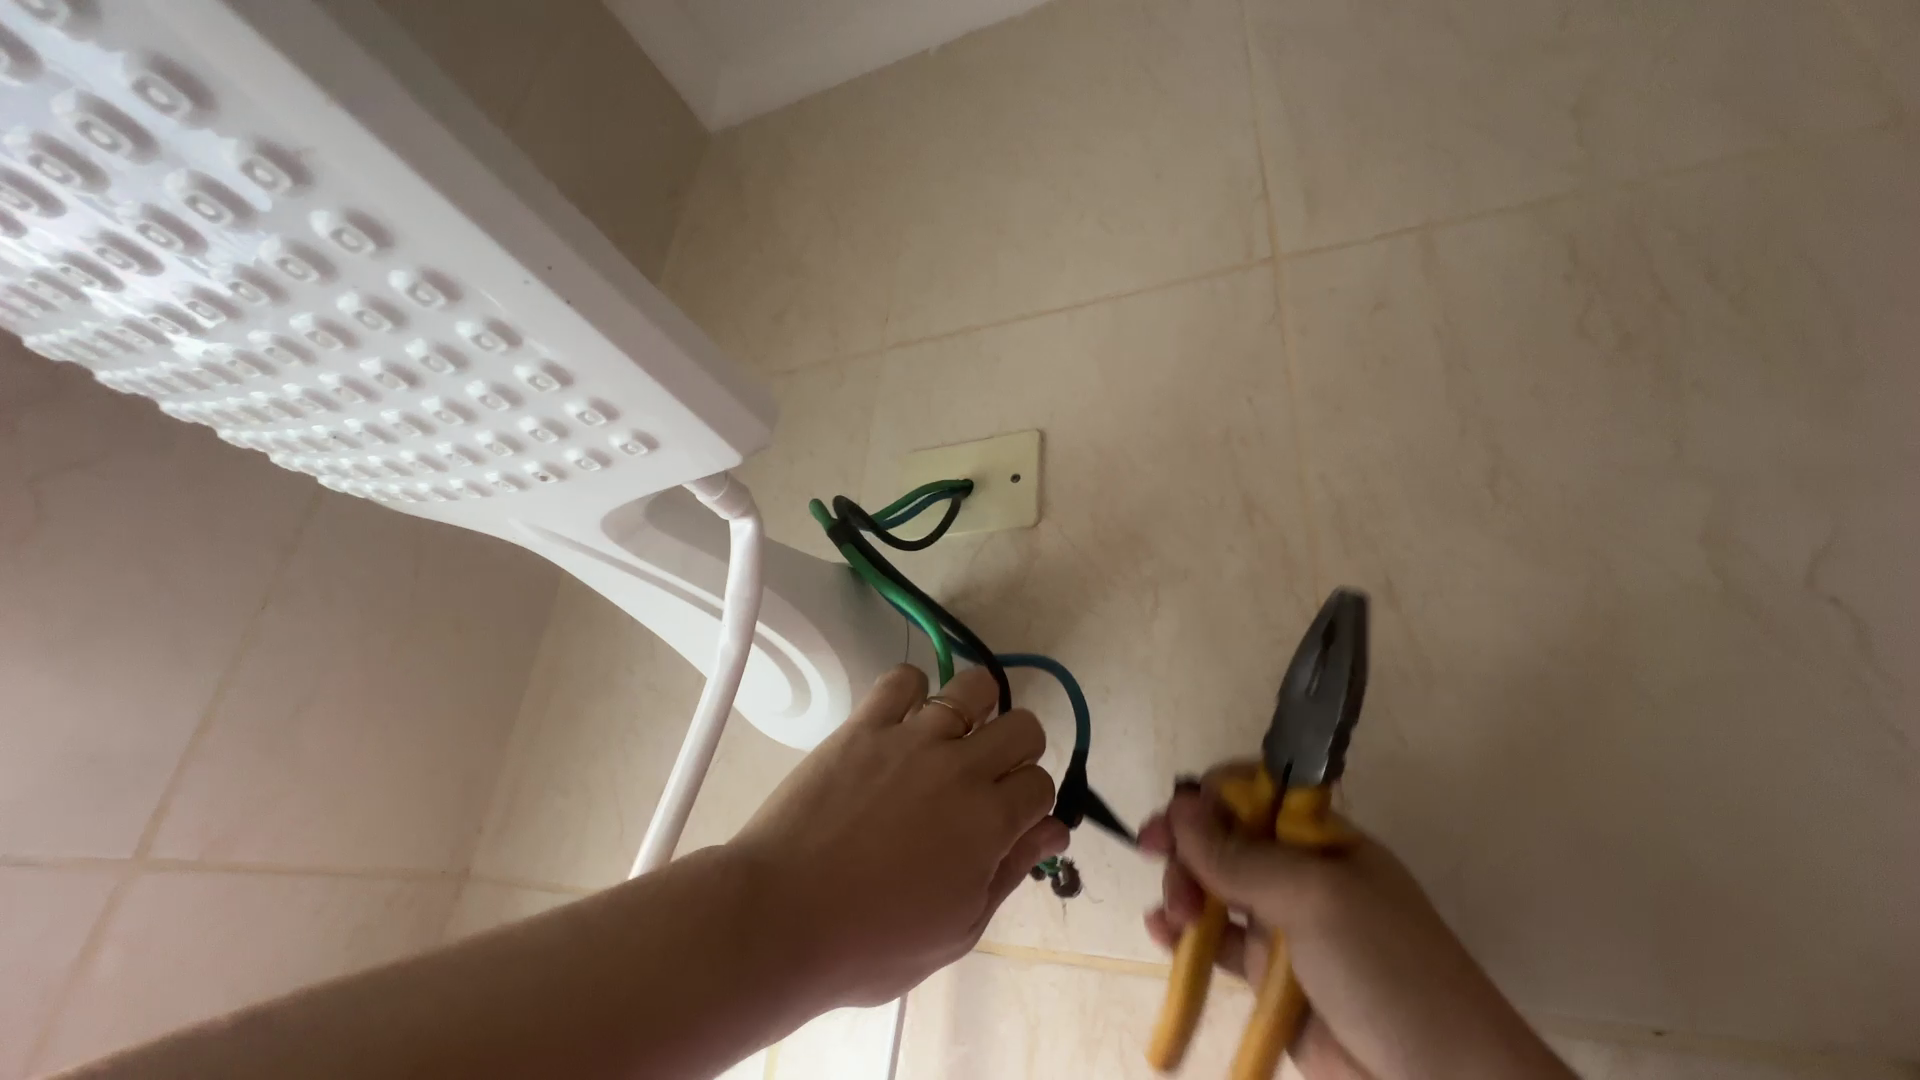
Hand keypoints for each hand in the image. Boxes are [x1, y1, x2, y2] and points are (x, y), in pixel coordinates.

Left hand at [731, 664, 1069, 1007]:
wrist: (780, 920)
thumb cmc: (872, 943)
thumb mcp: (959, 929)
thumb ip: (1011, 872)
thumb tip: (1054, 830)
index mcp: (990, 821)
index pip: (1041, 784)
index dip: (1032, 804)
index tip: (1011, 822)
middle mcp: (960, 767)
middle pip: (1023, 726)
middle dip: (1018, 750)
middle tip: (988, 780)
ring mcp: (910, 738)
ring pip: (974, 686)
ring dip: (977, 708)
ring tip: (954, 738)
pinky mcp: (864, 725)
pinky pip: (903, 679)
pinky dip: (912, 692)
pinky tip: (903, 722)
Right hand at [1141, 766, 1572, 1079]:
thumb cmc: (1386, 971)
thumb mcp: (1316, 899)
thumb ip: (1242, 857)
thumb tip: (1180, 807)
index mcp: (1322, 841)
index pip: (1256, 795)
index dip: (1210, 798)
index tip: (1174, 817)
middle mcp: (1299, 875)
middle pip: (1224, 839)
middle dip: (1187, 845)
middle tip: (1157, 860)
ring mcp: (1284, 927)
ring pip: (1212, 889)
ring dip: (1181, 889)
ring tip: (1171, 916)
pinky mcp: (1270, 978)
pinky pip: (1216, 944)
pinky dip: (1183, 936)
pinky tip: (1163, 935)